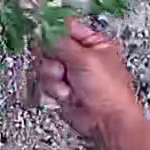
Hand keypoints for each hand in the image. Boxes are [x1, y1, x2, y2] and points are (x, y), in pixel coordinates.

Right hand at [31, 19, 145, 138]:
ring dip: (54, 76)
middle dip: (52, 58)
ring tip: (68, 84)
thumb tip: (44, 30)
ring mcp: (69, 72)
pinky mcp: (61, 87)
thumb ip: (62, 43)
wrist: (107, 122)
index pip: (66, 27)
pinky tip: (67, 94)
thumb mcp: (85, 59)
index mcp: (92, 43)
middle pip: (50, 46)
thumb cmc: (108, 90)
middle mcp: (80, 56)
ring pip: (45, 64)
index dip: (52, 29)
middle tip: (60, 65)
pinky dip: (54, 89)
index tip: (41, 32)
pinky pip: (45, 81)